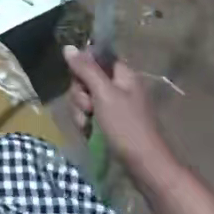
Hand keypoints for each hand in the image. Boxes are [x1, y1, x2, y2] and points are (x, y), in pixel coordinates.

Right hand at [63, 45, 177, 176]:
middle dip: (80, 93)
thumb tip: (68, 46)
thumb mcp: (104, 94)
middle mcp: (118, 86)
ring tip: (87, 124)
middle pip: (87, 78)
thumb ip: (86, 70)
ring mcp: (114, 106)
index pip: (96, 57)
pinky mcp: (109, 123)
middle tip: (88, 107)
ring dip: (80, 110)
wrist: (144, 167)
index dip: (83, 66)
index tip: (80, 80)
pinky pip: (88, 114)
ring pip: (84, 98)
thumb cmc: (126, 127)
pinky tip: (87, 132)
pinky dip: (85, 122)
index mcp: (122, 74)